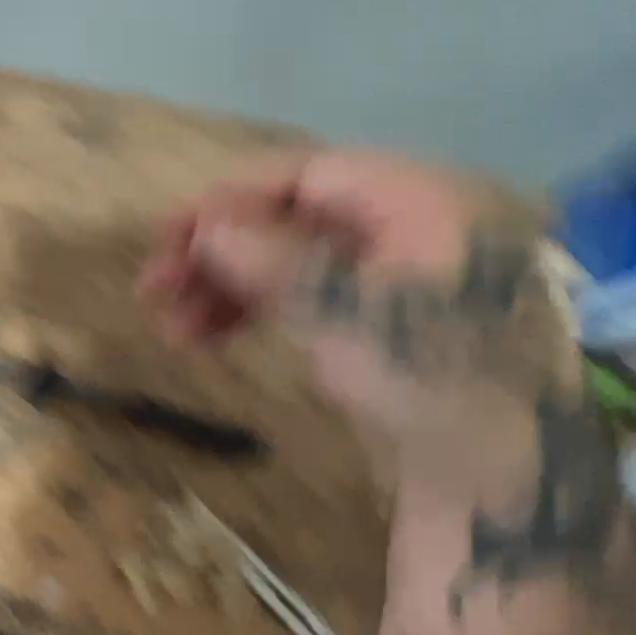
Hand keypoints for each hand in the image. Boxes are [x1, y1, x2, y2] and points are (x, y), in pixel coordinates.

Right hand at [138, 150, 562, 446]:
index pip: (304, 175)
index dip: (231, 201)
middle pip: (284, 216)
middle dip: (215, 252)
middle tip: (151, 290)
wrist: (484, 459)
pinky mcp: (365, 311)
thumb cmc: (424, 374)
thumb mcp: (343, 314)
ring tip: (170, 331)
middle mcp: (398, 225)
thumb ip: (273, 263)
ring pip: (280, 258)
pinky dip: (246, 309)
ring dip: (218, 287)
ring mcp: (381, 271)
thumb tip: (205, 227)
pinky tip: (204, 338)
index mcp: (413, 204)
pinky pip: (293, 292)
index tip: (169, 239)